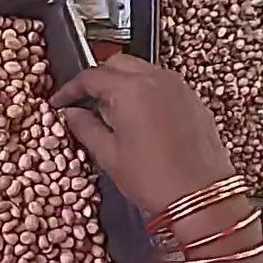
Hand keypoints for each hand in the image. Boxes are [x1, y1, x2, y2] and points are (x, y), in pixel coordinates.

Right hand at [50, 54, 233, 215]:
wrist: (201, 198)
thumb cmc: (152, 179)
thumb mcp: (109, 155)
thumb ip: (85, 128)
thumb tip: (71, 114)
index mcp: (130, 90)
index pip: (91, 76)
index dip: (71, 88)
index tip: (60, 102)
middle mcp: (156, 79)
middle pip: (117, 64)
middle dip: (98, 79)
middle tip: (84, 103)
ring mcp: (179, 87)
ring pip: (142, 70)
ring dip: (122, 83)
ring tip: (111, 112)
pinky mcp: (193, 100)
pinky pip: (162, 84)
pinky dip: (145, 91)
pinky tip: (139, 118)